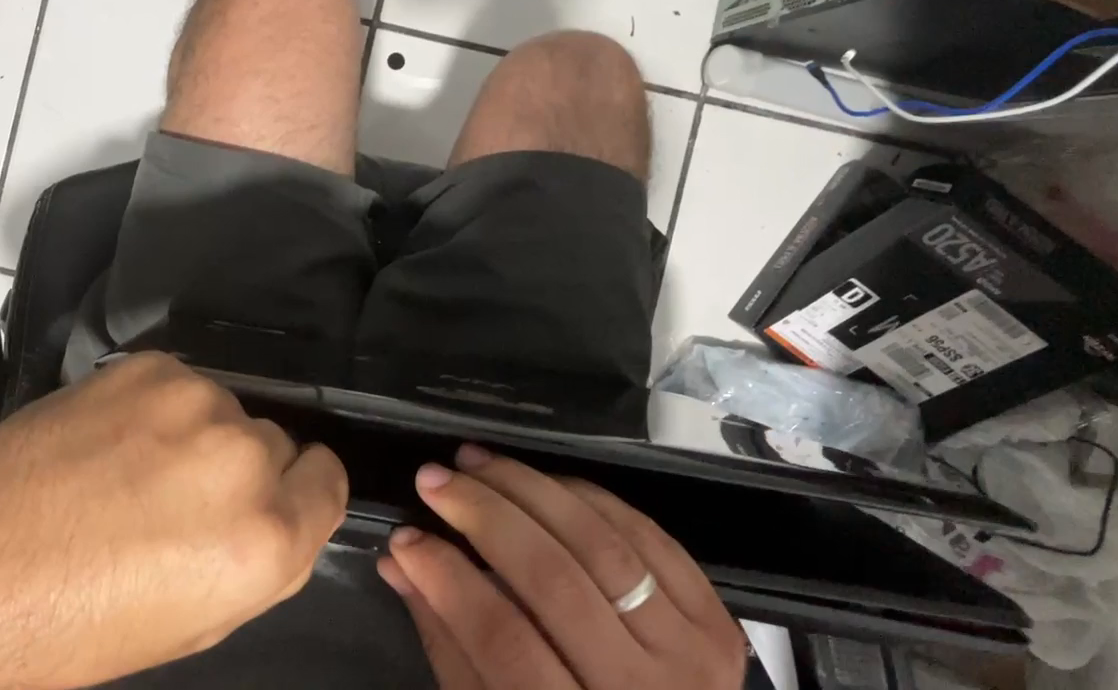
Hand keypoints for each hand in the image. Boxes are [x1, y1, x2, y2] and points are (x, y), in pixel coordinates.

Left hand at [0, 351, 347, 689]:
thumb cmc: (71, 622)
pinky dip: (158, 407)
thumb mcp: (191, 623)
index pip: (330, 481)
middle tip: (180, 495)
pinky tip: (110, 438)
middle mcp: (243, 460)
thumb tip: (274, 517)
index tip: (273, 498)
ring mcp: (194, 402)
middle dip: (242, 468)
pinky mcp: (149, 366)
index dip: (301, 493)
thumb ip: (254, 562)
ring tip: (133, 466)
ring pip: (226, 409)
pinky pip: (181, 384)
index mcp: (265, 540)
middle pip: (277, 443)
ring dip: (198, 433)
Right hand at [376, 445, 746, 689]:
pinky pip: (647, 535)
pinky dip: (587, 497)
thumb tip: (400, 558)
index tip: (406, 534)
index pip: (503, 638)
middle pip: (555, 580)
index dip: (447, 578)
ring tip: (476, 460)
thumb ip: (447, 639)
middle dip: (483, 514)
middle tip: (433, 477)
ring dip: (528, 488)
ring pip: (600, 544)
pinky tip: (540, 480)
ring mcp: (692, 657)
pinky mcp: (717, 622)